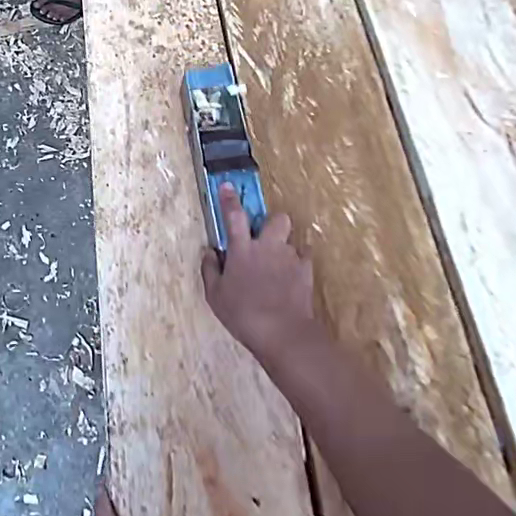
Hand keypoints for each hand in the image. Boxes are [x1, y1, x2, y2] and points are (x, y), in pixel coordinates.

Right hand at [200, 185, 314, 352]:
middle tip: (265, 240)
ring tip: (278, 266)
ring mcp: (289, 255)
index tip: (227, 186)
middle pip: (277, 218)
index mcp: (242, 250)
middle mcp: (267, 246)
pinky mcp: (306, 268)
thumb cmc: (242, 314)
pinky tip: (292, 276)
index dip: (229, 199)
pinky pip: (304, 255)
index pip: (234, 216)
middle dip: (273, 223)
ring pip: (291, 238)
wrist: (281, 329)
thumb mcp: (215, 295)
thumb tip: (209, 251)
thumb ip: (210, 269)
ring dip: (284, 247)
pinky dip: (298, 261)